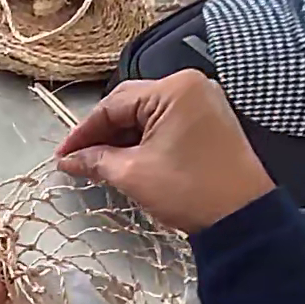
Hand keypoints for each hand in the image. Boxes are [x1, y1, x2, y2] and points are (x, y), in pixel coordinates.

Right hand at [55, 71, 272, 232]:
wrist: (240, 217)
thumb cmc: (189, 190)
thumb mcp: (133, 174)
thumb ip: (96, 160)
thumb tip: (69, 160)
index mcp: (173, 89)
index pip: (113, 104)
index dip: (83, 132)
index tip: (64, 156)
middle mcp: (191, 86)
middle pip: (130, 105)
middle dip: (101, 135)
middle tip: (77, 161)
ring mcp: (203, 103)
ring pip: (147, 115)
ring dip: (121, 139)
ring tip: (97, 165)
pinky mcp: (209, 122)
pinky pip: (165, 124)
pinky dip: (143, 141)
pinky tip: (125, 160)